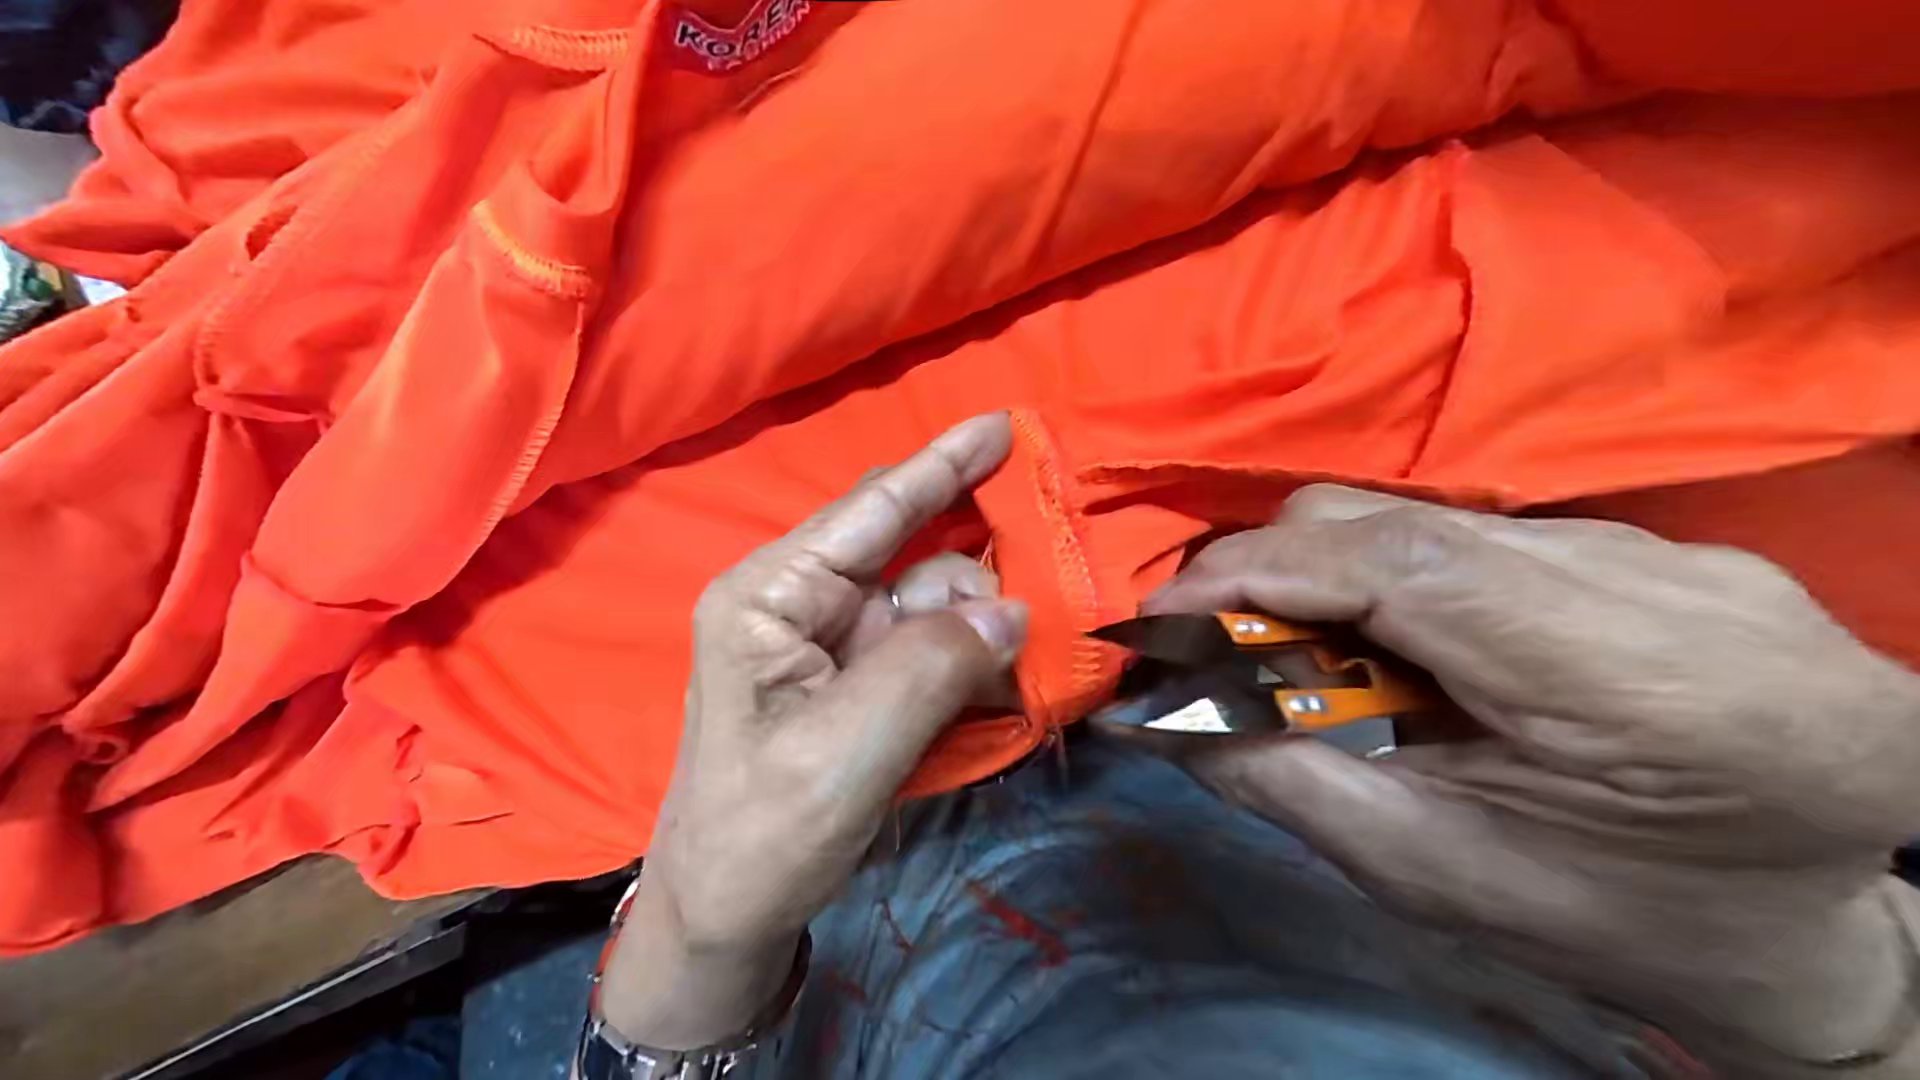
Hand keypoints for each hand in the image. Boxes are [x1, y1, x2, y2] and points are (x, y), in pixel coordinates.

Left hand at [601, 414, 1027, 1047]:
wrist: (730, 911)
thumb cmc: (762, 830)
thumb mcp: (846, 748)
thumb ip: (933, 667)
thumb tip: (1011, 610)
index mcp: (774, 593)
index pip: (872, 508)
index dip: (941, 464)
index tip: (1002, 425)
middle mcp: (806, 599)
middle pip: (913, 552)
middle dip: (978, 567)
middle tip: (1044, 587)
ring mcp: (840, 638)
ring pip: (935, 602)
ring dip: (983, 627)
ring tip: (1023, 666)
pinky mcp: (865, 676)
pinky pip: (937, 645)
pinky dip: (974, 658)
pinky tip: (1004, 682)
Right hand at [1124, 484, 1919, 1068]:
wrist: (1788, 918)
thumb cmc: (1604, 920)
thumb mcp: (1419, 870)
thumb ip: (1273, 778)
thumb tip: (1153, 714)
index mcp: (1643, 685)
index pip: (1405, 568)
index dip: (1258, 572)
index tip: (1163, 615)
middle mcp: (1664, 582)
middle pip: (1395, 524)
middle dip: (1265, 571)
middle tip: (1205, 640)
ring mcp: (1655, 546)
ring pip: (1411, 515)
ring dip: (1314, 572)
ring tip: (1288, 644)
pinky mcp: (1631, 541)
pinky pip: (1449, 529)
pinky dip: (1371, 573)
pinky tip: (1377, 635)